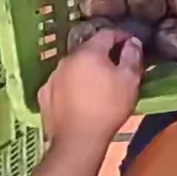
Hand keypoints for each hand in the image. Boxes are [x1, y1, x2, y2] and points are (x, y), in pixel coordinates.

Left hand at [38, 29, 143, 147]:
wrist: (78, 141)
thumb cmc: (109, 108)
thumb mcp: (130, 80)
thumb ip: (132, 56)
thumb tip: (132, 41)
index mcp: (89, 52)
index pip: (107, 33)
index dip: (122, 35)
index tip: (132, 43)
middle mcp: (67, 59)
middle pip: (89, 49)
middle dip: (104, 54)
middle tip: (118, 66)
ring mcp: (52, 77)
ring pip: (74, 67)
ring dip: (86, 70)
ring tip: (98, 84)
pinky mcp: (44, 95)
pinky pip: (62, 83)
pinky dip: (72, 85)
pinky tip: (80, 98)